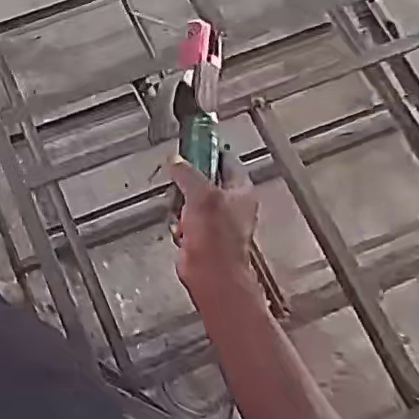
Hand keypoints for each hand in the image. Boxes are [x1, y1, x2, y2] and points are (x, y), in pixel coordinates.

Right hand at [167, 154, 258, 298]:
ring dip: (181, 204)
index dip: (209, 151)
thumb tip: (178, 162)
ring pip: (192, 201)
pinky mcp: (202, 236)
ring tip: (180, 210)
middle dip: (189, 182)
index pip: (226, 160)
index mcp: (241, 191)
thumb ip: (187, 174)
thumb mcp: (200, 194)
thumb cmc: (217, 238)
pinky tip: (180, 228)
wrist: (211, 274)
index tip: (194, 144)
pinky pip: (185, 220)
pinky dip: (178, 223)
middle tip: (181, 181)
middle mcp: (232, 205)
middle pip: (206, 180)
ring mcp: (217, 222)